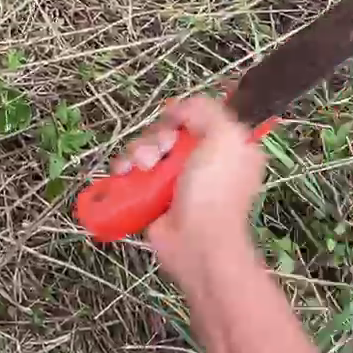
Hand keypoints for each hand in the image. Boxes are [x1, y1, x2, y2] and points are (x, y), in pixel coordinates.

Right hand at [112, 96, 264, 284]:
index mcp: (227, 146)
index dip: (183, 115)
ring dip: (139, 152)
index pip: (198, 115)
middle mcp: (202, 160)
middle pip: (168, 129)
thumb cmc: (215, 190)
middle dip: (158, 136)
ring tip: (142, 167)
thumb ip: (205, 109)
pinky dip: (125, 168)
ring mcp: (176, 178)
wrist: (197, 242)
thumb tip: (177, 110)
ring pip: (146, 147)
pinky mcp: (152, 194)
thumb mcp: (225, 136)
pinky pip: (132, 169)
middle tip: (162, 150)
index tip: (177, 123)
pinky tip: (125, 173)